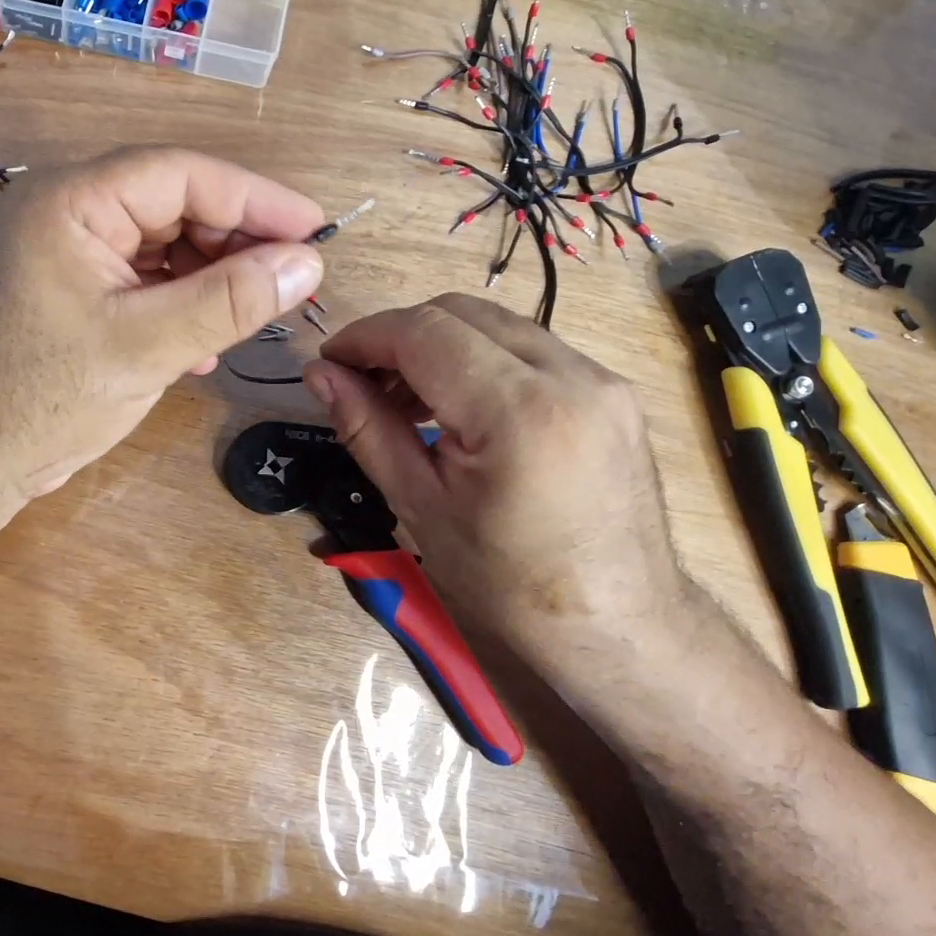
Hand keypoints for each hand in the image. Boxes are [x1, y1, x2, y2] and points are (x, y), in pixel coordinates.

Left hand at [0, 147, 325, 498]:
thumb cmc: (44, 401)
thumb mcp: (146, 349)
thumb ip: (230, 301)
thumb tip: (307, 263)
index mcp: (68, 202)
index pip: (180, 173)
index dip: (255, 198)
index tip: (316, 230)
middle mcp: (61, 209)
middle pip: (170, 202)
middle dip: (234, 241)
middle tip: (291, 279)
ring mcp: (61, 249)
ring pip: (159, 241)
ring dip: (209, 277)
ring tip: (252, 316)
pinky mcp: (66, 286)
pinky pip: (137, 276)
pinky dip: (176, 302)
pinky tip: (204, 345)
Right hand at [301, 293, 689, 675]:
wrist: (616, 622)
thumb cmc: (506, 580)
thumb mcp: (420, 505)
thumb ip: (367, 427)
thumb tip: (319, 375)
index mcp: (519, 412)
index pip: (425, 332)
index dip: (366, 337)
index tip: (328, 361)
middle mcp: (570, 375)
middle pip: (460, 313)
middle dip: (399, 336)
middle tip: (362, 384)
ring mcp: (601, 379)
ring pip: (496, 324)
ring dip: (438, 345)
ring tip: (406, 401)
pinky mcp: (612, 391)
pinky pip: (529, 348)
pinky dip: (479, 360)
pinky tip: (458, 408)